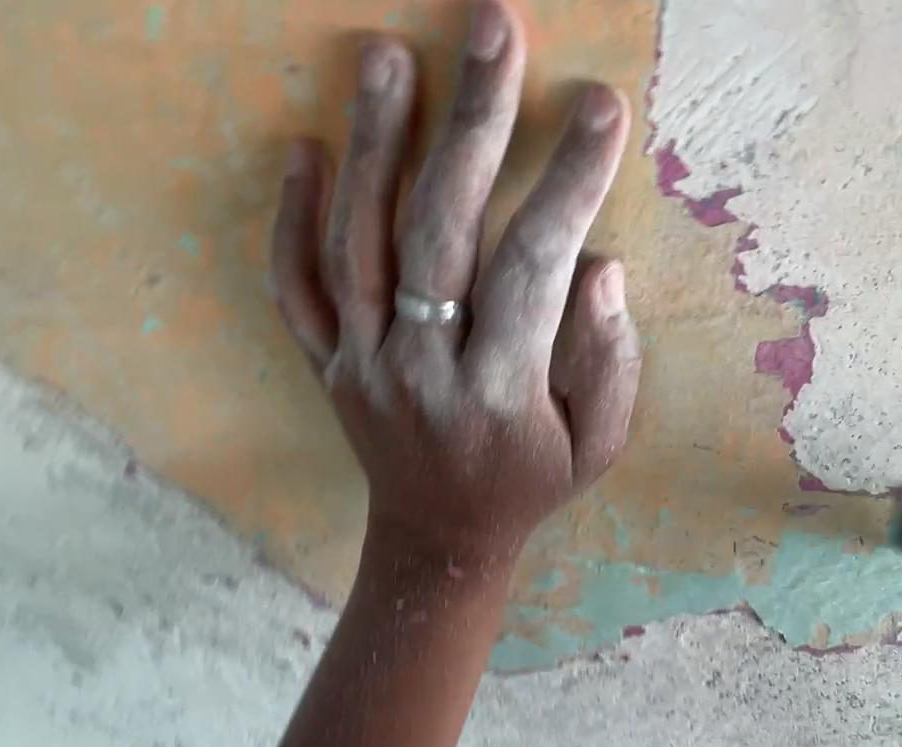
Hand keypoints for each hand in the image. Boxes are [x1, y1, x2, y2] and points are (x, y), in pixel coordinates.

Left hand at [270, 1, 640, 568]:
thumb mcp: (596, 447)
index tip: (600, 107)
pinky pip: (297, 288)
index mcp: (499, 393)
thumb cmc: (529, 487)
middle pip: (440, 232)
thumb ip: (608, 364)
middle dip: (474, 124)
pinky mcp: (328, 364)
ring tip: (389, 56)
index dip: (568, 183)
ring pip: (359, 243)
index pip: (534, 268)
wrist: (438, 541)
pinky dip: (293, 219)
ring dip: (376, 144)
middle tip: (492, 30)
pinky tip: (306, 150)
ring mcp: (363, 365)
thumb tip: (599, 267)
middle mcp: (422, 370)